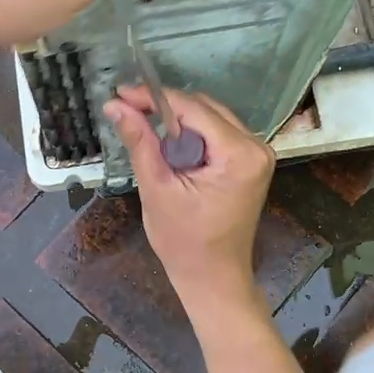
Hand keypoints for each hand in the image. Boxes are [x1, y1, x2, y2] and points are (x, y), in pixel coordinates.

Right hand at [104, 86, 275, 300]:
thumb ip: (141, 143)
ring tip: (142, 126)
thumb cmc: (184, 243)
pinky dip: (191, 135)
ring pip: (210, 118)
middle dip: (164, 108)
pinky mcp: (250, 162)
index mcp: (239, 154)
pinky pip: (217, 134)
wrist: (214, 277)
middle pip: (204, 109)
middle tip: (126, 109)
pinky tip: (167, 144)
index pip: (193, 109)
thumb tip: (116, 106)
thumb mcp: (157, 190)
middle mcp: (256, 146)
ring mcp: (257, 154)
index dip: (154, 98)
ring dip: (177, 121)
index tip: (121, 94)